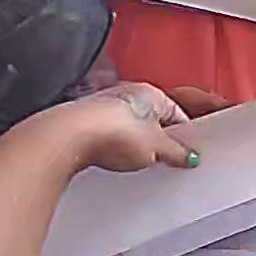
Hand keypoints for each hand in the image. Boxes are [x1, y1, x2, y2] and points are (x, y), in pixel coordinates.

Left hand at [31, 82, 225, 172]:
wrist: (67, 138)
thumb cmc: (112, 132)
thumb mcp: (157, 148)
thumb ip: (178, 152)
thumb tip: (188, 155)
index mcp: (152, 93)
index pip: (178, 114)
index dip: (184, 137)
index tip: (187, 154)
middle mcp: (127, 94)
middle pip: (154, 120)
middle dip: (160, 141)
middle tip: (165, 161)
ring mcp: (105, 106)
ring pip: (131, 128)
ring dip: (136, 145)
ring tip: (138, 162)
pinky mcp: (86, 121)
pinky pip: (110, 136)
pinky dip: (116, 148)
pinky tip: (115, 160)